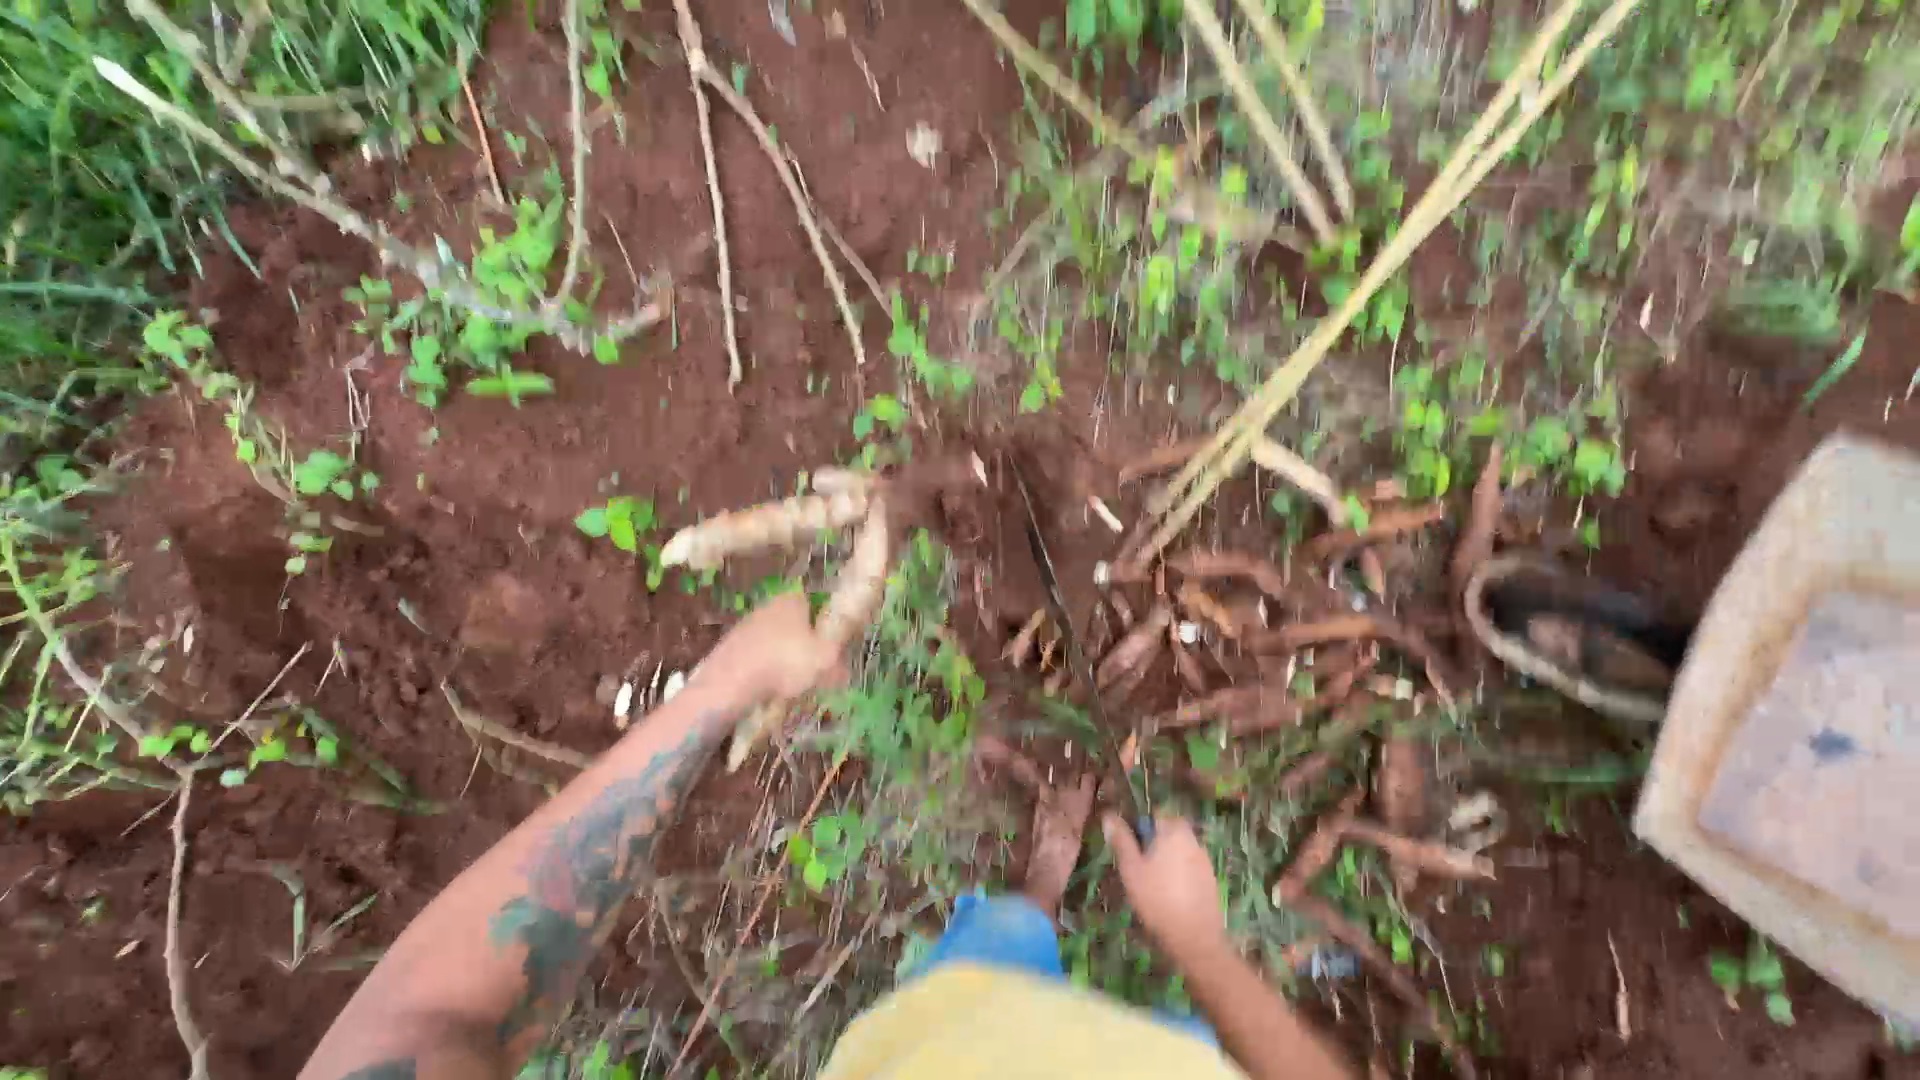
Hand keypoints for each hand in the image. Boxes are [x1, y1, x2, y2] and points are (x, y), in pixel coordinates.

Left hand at [700, 592, 844, 703]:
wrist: (730, 682)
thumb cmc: (785, 661)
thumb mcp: (825, 658)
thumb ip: (839, 656)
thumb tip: (845, 664)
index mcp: (792, 599)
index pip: (813, 601)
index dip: (824, 623)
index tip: (829, 644)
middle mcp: (767, 606)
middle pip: (793, 623)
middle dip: (804, 643)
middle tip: (814, 668)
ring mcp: (745, 626)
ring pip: (774, 641)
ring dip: (783, 658)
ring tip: (791, 684)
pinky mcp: (730, 647)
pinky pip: (756, 657)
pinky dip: (764, 670)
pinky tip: (768, 688)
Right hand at [1104, 814, 1226, 957]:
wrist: (1195, 938)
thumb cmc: (1157, 899)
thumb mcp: (1131, 869)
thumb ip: (1121, 840)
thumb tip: (1109, 815)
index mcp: (1173, 831)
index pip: (1155, 814)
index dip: (1140, 827)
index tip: (1130, 846)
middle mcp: (1192, 839)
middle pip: (1169, 830)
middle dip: (1154, 841)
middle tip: (1139, 864)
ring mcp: (1204, 860)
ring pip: (1180, 848)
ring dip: (1167, 856)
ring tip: (1152, 881)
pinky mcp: (1210, 879)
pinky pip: (1190, 865)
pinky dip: (1179, 872)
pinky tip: (1170, 892)